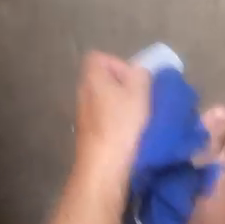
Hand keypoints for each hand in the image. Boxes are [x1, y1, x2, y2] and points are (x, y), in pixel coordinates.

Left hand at [74, 51, 152, 180]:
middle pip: (104, 81)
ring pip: (106, 102)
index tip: (135, 82)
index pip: (100, 58)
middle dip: (125, 89)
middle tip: (141, 101)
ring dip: (122, 109)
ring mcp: (83, 115)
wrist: (104, 165)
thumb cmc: (122, 124)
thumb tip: (138, 74)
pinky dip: (117, 125)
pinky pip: (105, 121)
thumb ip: (140, 75)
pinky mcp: (88, 135)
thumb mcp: (139, 93)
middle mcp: (82, 93)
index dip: (119, 65)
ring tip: (139, 121)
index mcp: (92, 77)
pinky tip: (130, 136)